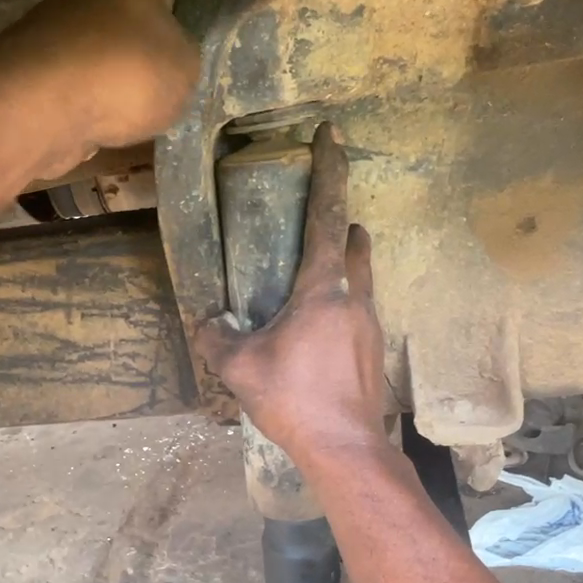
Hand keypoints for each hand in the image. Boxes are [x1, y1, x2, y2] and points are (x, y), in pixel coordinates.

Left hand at [0, 0, 198, 168]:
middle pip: (131, 37)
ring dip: (116, 97)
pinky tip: (100, 134)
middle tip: (164, 102)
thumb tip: (168, 67)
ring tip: (132, 125)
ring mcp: (53, 37)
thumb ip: (185, 60)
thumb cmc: (128, 74)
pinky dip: (88, 115)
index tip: (186, 72)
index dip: (181, 37)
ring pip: (103, 70)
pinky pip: (76, 97)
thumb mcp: (188, 66)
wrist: (45, 108)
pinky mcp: (32, 78)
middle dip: (145, 71)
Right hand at [197, 124, 390, 465]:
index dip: (329, 173)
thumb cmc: (293, 397)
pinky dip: (343, 304)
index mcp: (323, 290)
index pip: (328, 217)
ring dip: (344, 266)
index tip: (331, 136)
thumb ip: (217, 335)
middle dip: (342, 225)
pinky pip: (359, 312)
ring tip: (313, 278)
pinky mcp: (374, 353)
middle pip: (355, 245)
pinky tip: (319, 332)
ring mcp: (370, 326)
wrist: (344, 447)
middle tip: (320, 220)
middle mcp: (354, 299)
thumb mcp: (239, 366)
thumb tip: (208, 319)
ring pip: (361, 280)